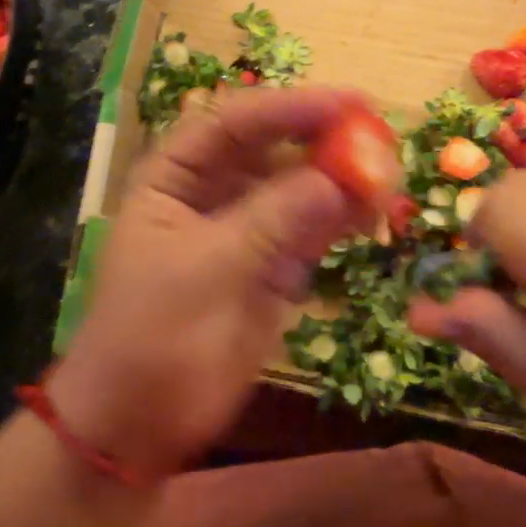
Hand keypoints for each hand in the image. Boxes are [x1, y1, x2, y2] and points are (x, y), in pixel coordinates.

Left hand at [47, 86, 370, 477]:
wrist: (138, 423)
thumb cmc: (151, 335)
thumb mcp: (205, 270)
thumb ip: (269, 222)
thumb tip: (335, 181)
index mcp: (175, 175)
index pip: (234, 122)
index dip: (289, 107)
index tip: (345, 103)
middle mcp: (213, 190)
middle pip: (274, 147)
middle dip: (323, 139)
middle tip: (379, 134)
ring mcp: (246, 228)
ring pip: (299, 186)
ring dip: (341, 178)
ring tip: (387, 177)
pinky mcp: (272, 266)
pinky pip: (312, 230)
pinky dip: (342, 220)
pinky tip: (372, 216)